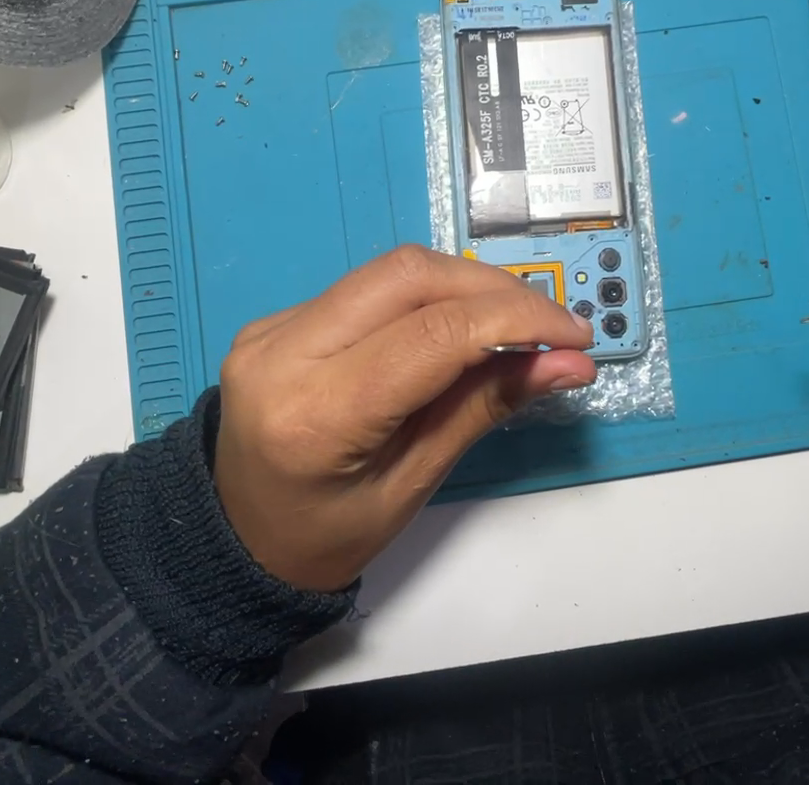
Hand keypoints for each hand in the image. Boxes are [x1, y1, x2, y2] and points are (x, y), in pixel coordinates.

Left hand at [213, 245, 595, 590]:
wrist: (234, 538)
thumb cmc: (327, 536)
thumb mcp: (413, 485)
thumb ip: (485, 409)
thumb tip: (567, 363)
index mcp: (315, 413)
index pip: (432, 334)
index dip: (515, 321)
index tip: (574, 336)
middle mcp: (283, 350)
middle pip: (409, 274)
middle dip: (494, 288)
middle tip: (549, 324)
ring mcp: (272, 326)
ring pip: (390, 270)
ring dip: (464, 285)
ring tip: (514, 324)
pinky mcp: (278, 318)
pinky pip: (367, 287)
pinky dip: (426, 297)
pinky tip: (455, 328)